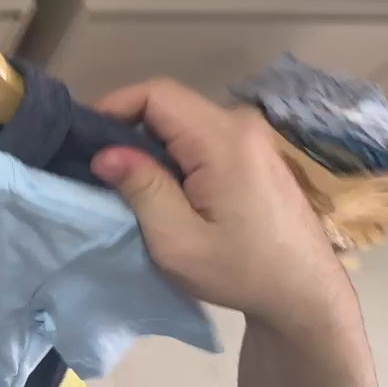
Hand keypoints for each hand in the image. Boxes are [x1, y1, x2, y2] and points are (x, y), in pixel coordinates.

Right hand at [89, 79, 353, 334]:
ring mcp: (251, 139)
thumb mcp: (176, 240)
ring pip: (183, 122)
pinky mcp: (253, 154)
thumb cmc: (238, 271)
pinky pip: (199, 137)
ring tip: (120, 180)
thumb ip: (142, 190)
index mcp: (223, 141)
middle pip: (169, 105)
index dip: (113, 106)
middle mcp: (241, 127)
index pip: (157, 94)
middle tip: (94, 166)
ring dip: (147, 144)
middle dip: (125, 127)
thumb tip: (104, 153)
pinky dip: (169, 153)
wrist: (303, 292)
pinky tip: (158, 187)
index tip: (84, 140)